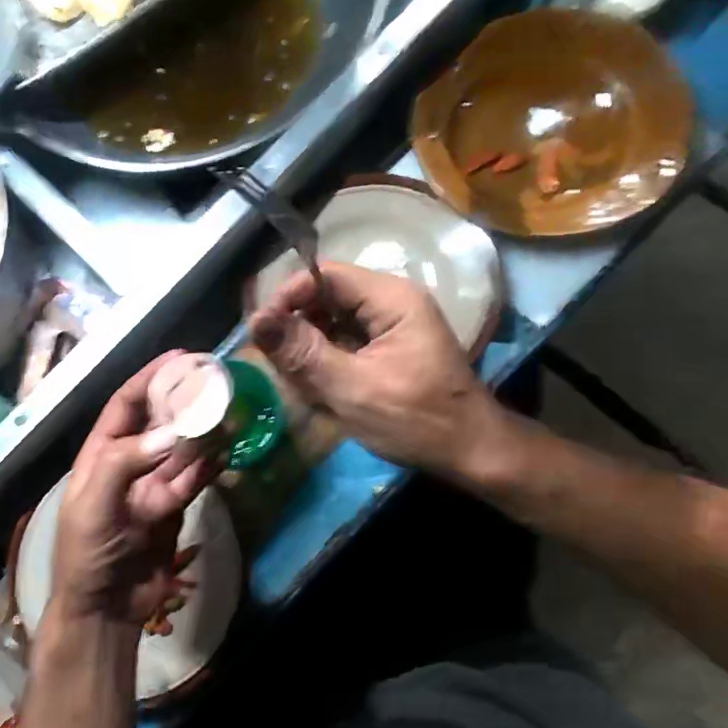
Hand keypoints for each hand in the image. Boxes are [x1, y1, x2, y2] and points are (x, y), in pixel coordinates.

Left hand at [51, 352, 220, 632]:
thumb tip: (171, 432)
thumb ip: (125, 463)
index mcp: (100, 455)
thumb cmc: (86, 553)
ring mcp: (152, 486)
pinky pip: (194, 479)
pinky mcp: (173, 509)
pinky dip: (210, 464)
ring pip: (182, 449)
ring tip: (227, 410)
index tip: (180, 358)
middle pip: (159, 422)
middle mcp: (128, 464)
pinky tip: (226, 449)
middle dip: (183, 399)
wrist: (103, 608)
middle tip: (214, 379)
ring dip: (203, 431)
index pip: (126, 405)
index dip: (150, 379)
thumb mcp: (93, 504)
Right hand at [249, 262, 509, 474]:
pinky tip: (316, 386)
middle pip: (325, 296)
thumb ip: (303, 353)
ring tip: (295, 378)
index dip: (287, 296)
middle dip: (295, 325)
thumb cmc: (416, 420)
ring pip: (330, 320)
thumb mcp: (352, 388)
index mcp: (391, 299)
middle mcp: (391, 302)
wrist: (471, 453)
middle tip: (275, 361)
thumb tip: (255, 321)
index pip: (324, 275)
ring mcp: (390, 325)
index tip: (261, 331)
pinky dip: (324, 359)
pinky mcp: (387, 348)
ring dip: (307, 346)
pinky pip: (343, 340)